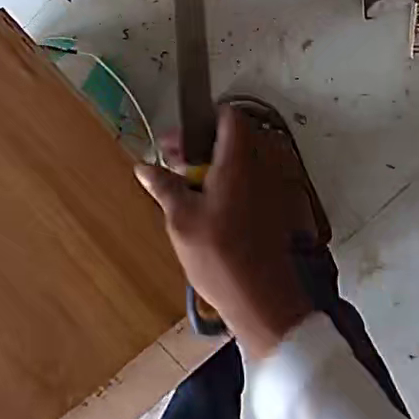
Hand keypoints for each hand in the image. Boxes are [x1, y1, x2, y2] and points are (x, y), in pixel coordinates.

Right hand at [135, 105, 313, 359]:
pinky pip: (249, 182)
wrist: (264, 302)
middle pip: (233, 137)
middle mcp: (260, 168)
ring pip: (240, 161)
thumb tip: (144, 167)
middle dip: (201, 144)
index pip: (229, 116)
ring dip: (214, 165)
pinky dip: (228, 184)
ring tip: (186, 187)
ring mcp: (270, 189)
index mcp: (237, 162)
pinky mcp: (273, 210)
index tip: (181, 135)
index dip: (204, 116)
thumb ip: (164, 186)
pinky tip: (206, 208)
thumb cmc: (222, 258)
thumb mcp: (181, 219)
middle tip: (175, 162)